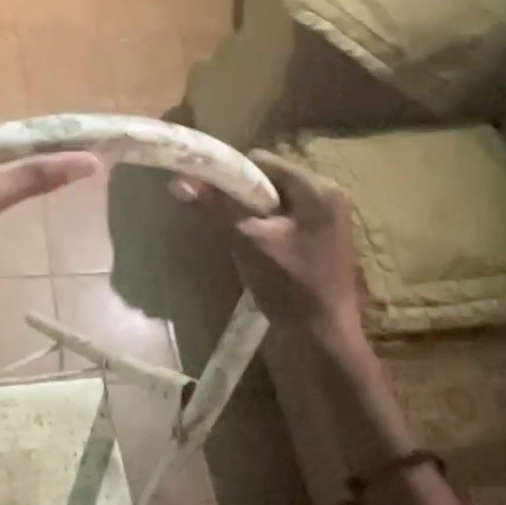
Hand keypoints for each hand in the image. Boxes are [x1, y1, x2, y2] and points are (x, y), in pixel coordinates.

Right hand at [173, 150, 362, 334]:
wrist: (322, 343)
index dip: (231, 175)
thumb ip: (215, 207)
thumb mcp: (247, 241)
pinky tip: (254, 250)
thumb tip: (177, 181)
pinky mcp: (320, 240)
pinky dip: (263, 228)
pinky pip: (283, 218)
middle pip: (268, 179)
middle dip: (241, 196)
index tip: (212, 199)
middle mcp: (329, 196)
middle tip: (226, 222)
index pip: (262, 161)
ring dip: (250, 214)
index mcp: (319, 189)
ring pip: (273, 200)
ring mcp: (327, 220)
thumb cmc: (290, 287)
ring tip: (239, 239)